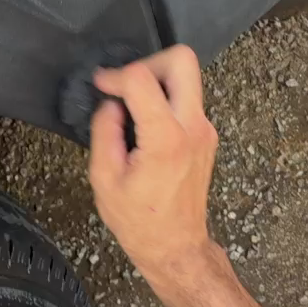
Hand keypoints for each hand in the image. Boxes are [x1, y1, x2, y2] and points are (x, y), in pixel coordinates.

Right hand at [87, 45, 227, 296]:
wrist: (176, 246)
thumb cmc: (139, 220)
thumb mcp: (104, 178)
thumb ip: (104, 132)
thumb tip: (110, 104)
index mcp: (166, 139)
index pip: (142, 79)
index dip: (115, 76)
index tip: (101, 85)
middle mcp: (193, 127)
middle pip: (182, 60)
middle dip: (148, 62)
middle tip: (126, 85)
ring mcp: (205, 130)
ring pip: (187, 76)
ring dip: (157, 80)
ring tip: (132, 107)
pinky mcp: (206, 134)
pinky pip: (187, 98)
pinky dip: (164, 99)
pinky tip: (144, 124)